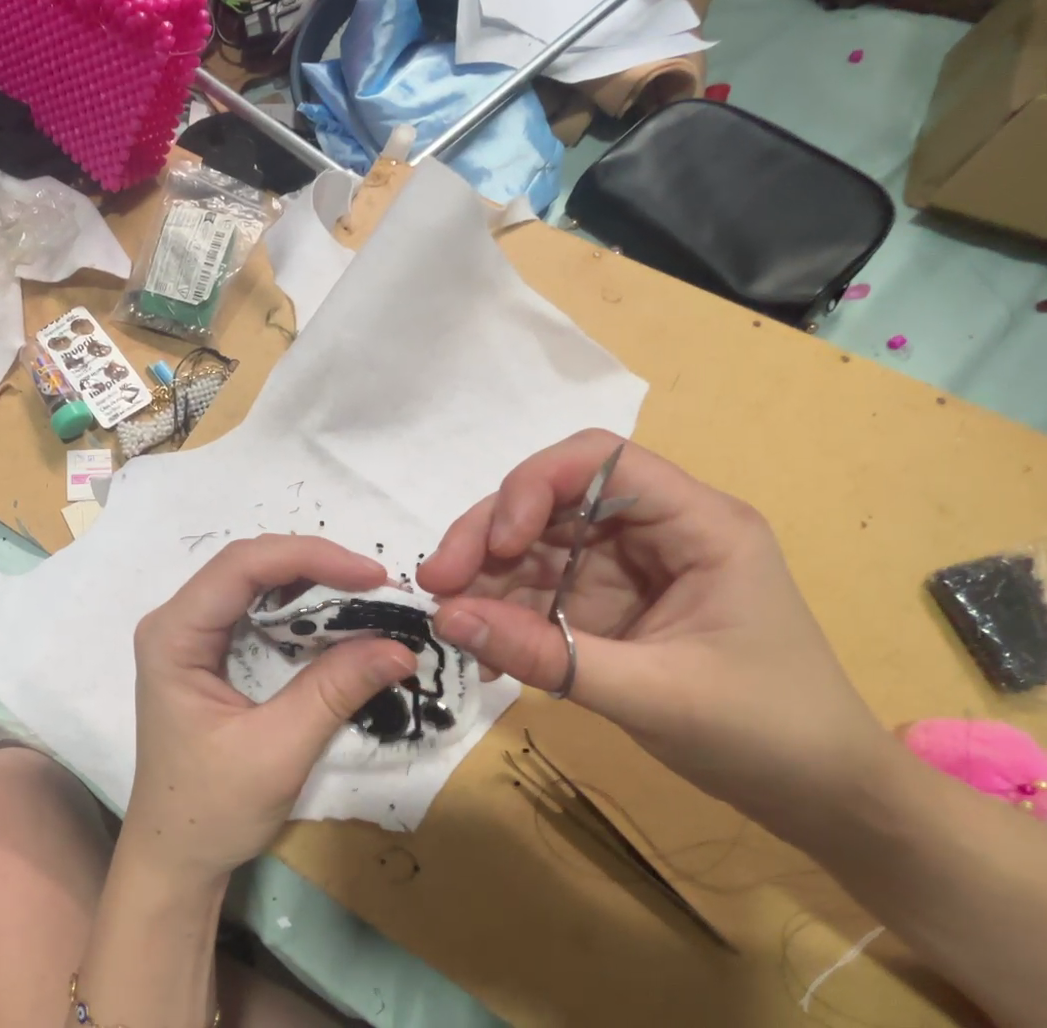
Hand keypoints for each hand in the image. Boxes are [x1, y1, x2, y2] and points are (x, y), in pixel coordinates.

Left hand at [124, 535, 417, 881]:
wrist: (177, 855)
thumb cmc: (213, 807)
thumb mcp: (278, 749)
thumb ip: (333, 691)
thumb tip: (401, 646)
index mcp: (173, 635)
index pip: (240, 566)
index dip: (308, 557)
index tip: (373, 574)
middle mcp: (175, 623)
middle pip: (247, 567)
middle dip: (316, 569)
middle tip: (382, 589)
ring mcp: (190, 637)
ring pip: (254, 586)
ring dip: (312, 588)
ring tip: (370, 602)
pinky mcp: (209, 656)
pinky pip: (256, 615)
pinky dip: (301, 615)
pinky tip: (338, 625)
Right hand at [415, 429, 893, 830]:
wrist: (822, 798)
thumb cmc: (767, 734)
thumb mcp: (654, 694)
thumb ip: (545, 654)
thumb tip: (444, 618)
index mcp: (696, 526)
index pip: (598, 461)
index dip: (534, 486)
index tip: (497, 546)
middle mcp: (652, 533)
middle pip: (547, 500)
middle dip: (487, 536)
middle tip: (437, 587)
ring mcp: (622, 570)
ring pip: (529, 544)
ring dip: (481, 578)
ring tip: (449, 624)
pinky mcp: (601, 606)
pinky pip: (532, 591)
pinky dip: (497, 614)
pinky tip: (481, 651)